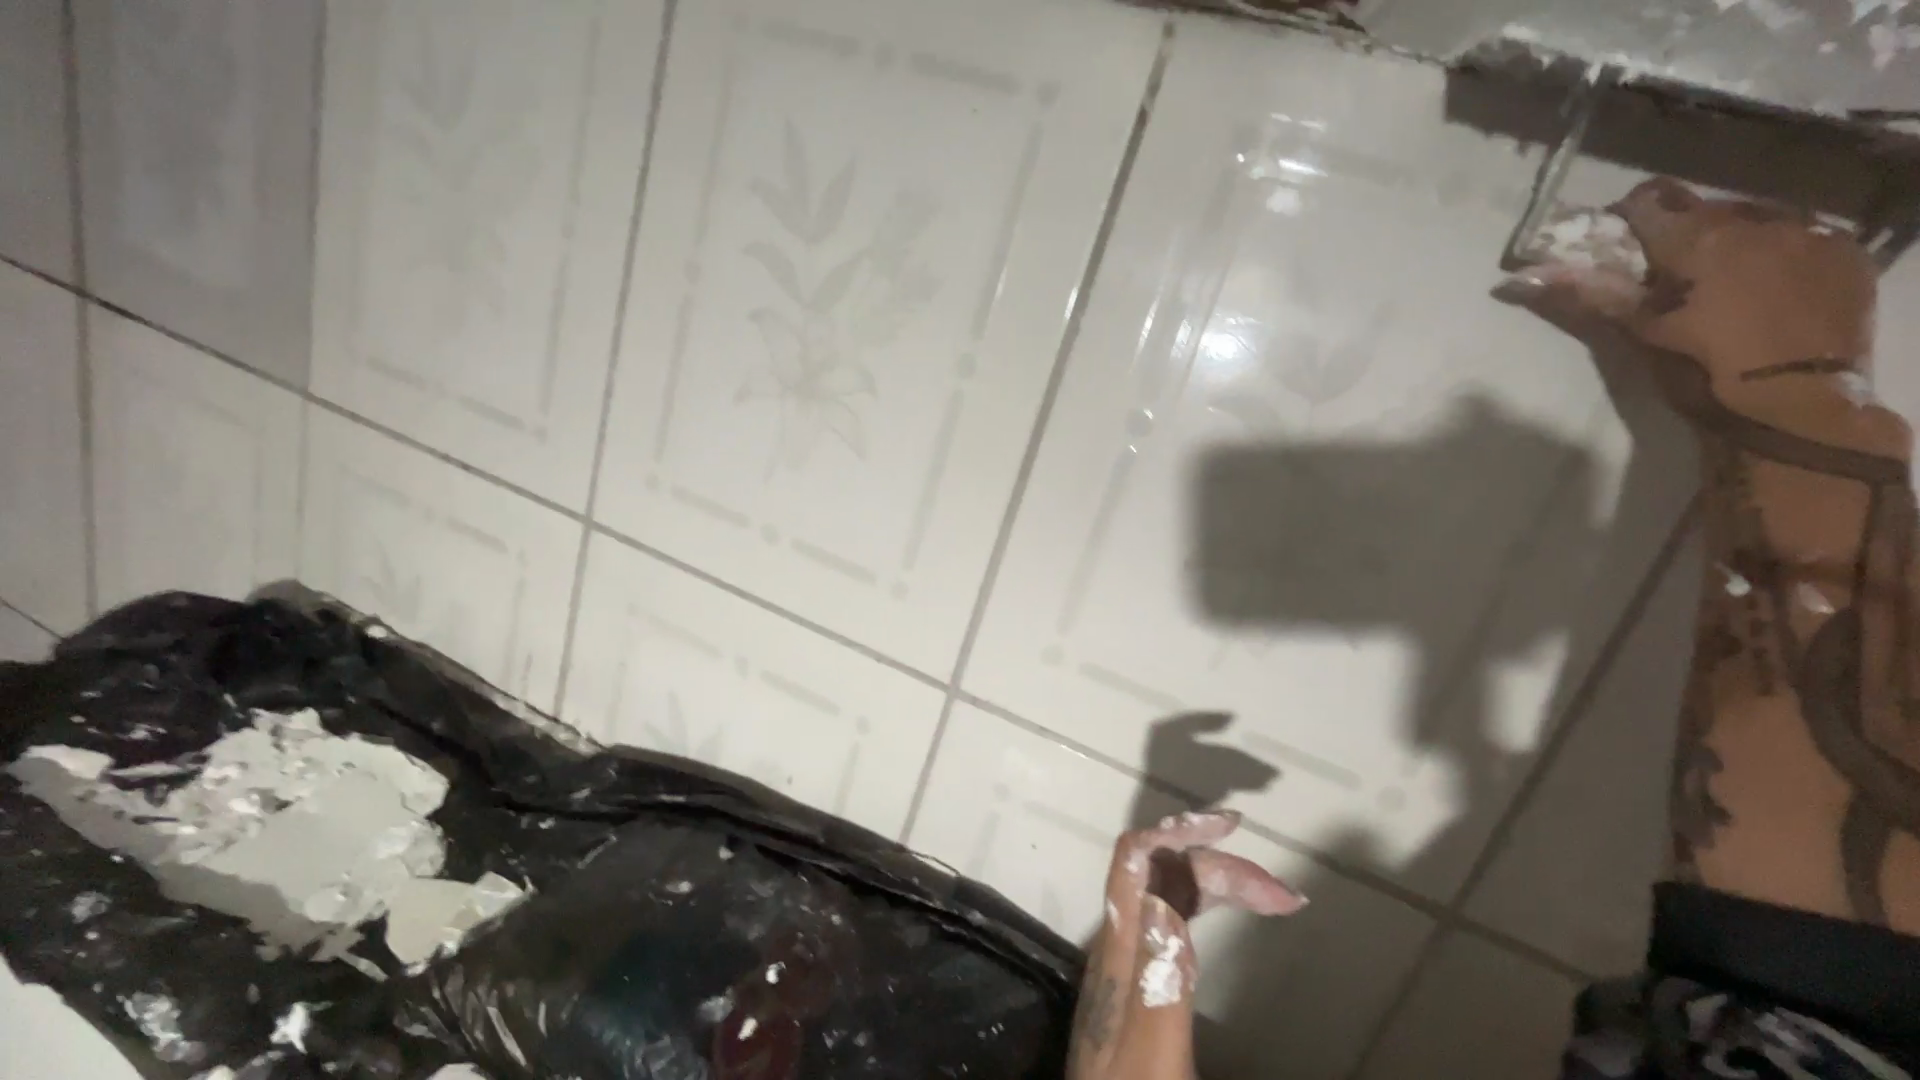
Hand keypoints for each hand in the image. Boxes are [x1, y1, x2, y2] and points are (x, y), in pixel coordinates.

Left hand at [1067, 810, 1304, 1079]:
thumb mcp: (1152, 1055)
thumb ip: (1158, 984)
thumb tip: (1161, 898)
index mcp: (1120, 948)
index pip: (1136, 861)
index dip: (1179, 830)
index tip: (1232, 826)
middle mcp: (1121, 941)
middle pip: (1163, 875)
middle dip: (1220, 868)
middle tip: (1282, 896)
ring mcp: (1129, 958)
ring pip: (1170, 895)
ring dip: (1218, 885)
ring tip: (1272, 901)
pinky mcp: (1139, 979)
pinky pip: (1172, 921)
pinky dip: (1206, 909)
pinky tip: (1226, 919)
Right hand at [1506, 178, 1905, 459]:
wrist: (1803, 404)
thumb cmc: (1707, 370)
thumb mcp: (1644, 332)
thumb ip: (1592, 295)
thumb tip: (1521, 278)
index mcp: (1700, 238)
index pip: (1651, 203)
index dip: (1627, 217)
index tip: (1617, 240)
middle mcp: (1757, 221)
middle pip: (1704, 209)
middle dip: (1682, 232)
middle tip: (1666, 271)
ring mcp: (1810, 234)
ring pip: (1755, 219)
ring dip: (1730, 240)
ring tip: (1718, 279)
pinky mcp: (1846, 254)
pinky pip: (1801, 236)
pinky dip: (1776, 252)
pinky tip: (1767, 285)